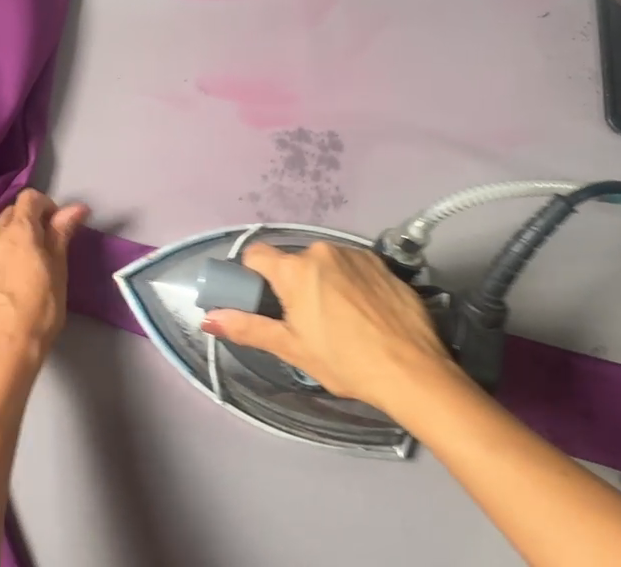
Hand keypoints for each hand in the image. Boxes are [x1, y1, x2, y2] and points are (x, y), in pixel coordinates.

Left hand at [0, 189, 89, 373]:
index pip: (29, 197)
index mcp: (19, 231)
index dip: (46, 205)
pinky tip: (5, 286)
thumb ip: (62, 231)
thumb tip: (76, 206)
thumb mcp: (59, 268)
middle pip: (10, 214)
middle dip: (28, 221)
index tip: (56, 225)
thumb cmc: (42, 307)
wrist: (7, 349)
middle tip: (44, 246)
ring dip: (10, 242)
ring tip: (23, 268)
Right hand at [201, 242, 458, 414]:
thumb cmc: (345, 361)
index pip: (257, 255)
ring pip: (325, 264)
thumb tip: (209, 319)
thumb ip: (248, 328)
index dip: (253, 276)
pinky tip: (363, 313)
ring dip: (324, 283)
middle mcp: (323, 251)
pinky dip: (351, 283)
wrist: (411, 369)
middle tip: (306, 322)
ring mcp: (355, 254)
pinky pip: (353, 266)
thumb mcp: (292, 349)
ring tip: (340, 321)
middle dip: (293, 286)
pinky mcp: (382, 263)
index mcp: (295, 270)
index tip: (263, 302)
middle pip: (293, 262)